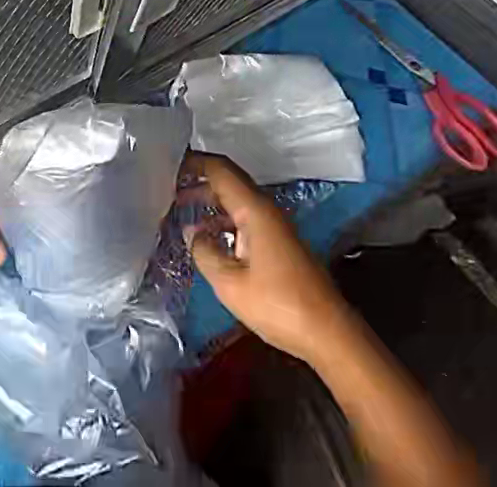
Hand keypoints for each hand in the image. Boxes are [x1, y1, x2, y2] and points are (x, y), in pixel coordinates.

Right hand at [179, 151, 354, 361]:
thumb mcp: (229, 281)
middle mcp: (265, 210)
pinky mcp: (278, 243)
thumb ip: (203, 251)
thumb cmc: (278, 304)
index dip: (193, 162)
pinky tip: (206, 236)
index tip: (166, 163)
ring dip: (209, 200)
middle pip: (228, 181)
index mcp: (254, 209)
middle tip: (167, 184)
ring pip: (236, 201)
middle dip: (198, 179)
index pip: (220, 170)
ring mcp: (274, 227)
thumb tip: (190, 232)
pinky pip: (244, 218)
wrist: (329, 335)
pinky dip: (222, 219)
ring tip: (179, 207)